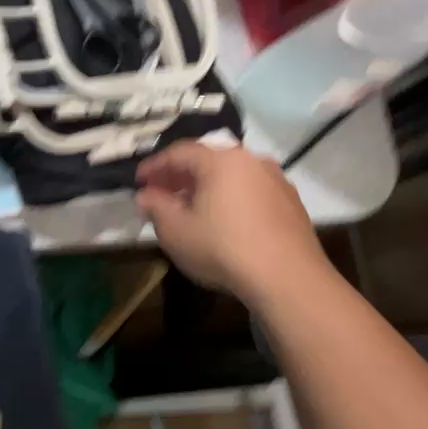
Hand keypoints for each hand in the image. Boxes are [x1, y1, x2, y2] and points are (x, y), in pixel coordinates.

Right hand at [134, 141, 333, 305]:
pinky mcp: (290, 201)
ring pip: (231, 175)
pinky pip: (249, 190)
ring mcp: (276, 180)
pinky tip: (220, 219)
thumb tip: (146, 195)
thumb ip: (156, 206)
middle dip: (179, 175)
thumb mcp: (174, 230)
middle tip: (159, 193)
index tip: (138, 181)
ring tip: (188, 207)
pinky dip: (228, 197)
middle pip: (208, 160)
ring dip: (205, 186)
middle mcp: (252, 161)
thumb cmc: (221, 248)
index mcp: (221, 161)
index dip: (154, 165)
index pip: (180, 152)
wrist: (286, 276)